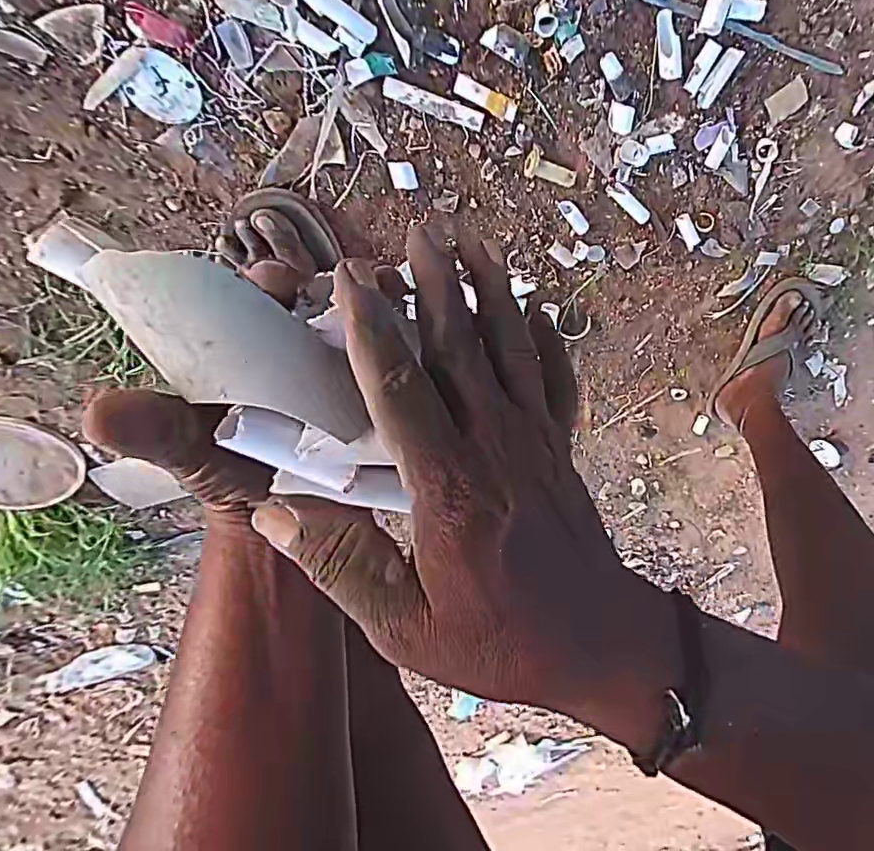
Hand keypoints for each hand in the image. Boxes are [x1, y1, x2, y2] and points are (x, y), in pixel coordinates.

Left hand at [81, 260, 413, 520]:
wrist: (297, 522)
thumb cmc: (242, 476)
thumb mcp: (200, 454)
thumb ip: (158, 432)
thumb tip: (100, 409)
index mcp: (256, 346)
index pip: (264, 295)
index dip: (276, 281)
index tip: (290, 284)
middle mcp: (307, 345)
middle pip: (333, 297)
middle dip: (355, 285)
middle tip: (373, 286)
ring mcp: (353, 363)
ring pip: (376, 319)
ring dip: (395, 304)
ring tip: (410, 301)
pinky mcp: (389, 385)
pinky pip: (407, 353)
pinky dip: (421, 339)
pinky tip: (441, 336)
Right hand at [249, 225, 677, 743]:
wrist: (597, 638)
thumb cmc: (501, 639)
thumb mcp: (405, 626)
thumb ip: (342, 564)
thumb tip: (276, 512)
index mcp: (448, 485)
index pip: (401, 386)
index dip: (373, 325)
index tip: (353, 276)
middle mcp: (496, 445)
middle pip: (462, 348)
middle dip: (436, 285)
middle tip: (418, 233)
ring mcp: (537, 441)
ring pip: (512, 350)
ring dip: (493, 294)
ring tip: (476, 246)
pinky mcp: (561, 448)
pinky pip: (555, 382)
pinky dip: (546, 342)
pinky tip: (537, 312)